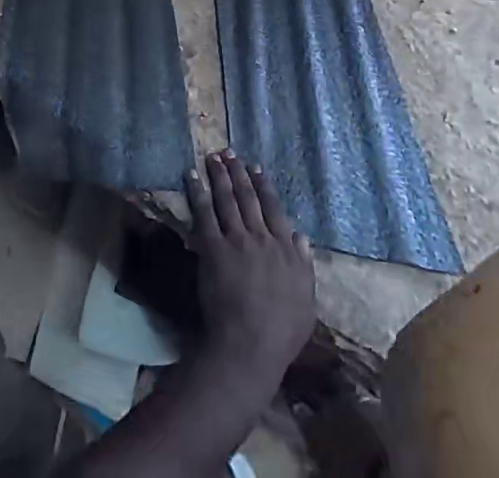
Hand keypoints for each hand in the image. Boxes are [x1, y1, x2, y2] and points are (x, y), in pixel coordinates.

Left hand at [186, 150, 316, 381]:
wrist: (251, 344)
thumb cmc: (282, 330)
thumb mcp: (306, 298)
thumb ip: (304, 264)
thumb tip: (301, 236)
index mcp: (286, 249)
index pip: (274, 209)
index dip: (264, 186)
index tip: (256, 168)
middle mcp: (262, 238)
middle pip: (249, 198)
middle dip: (239, 173)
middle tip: (230, 153)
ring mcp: (237, 241)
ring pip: (227, 200)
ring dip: (219, 176)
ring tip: (212, 158)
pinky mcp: (214, 249)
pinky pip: (204, 214)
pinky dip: (198, 193)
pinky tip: (192, 178)